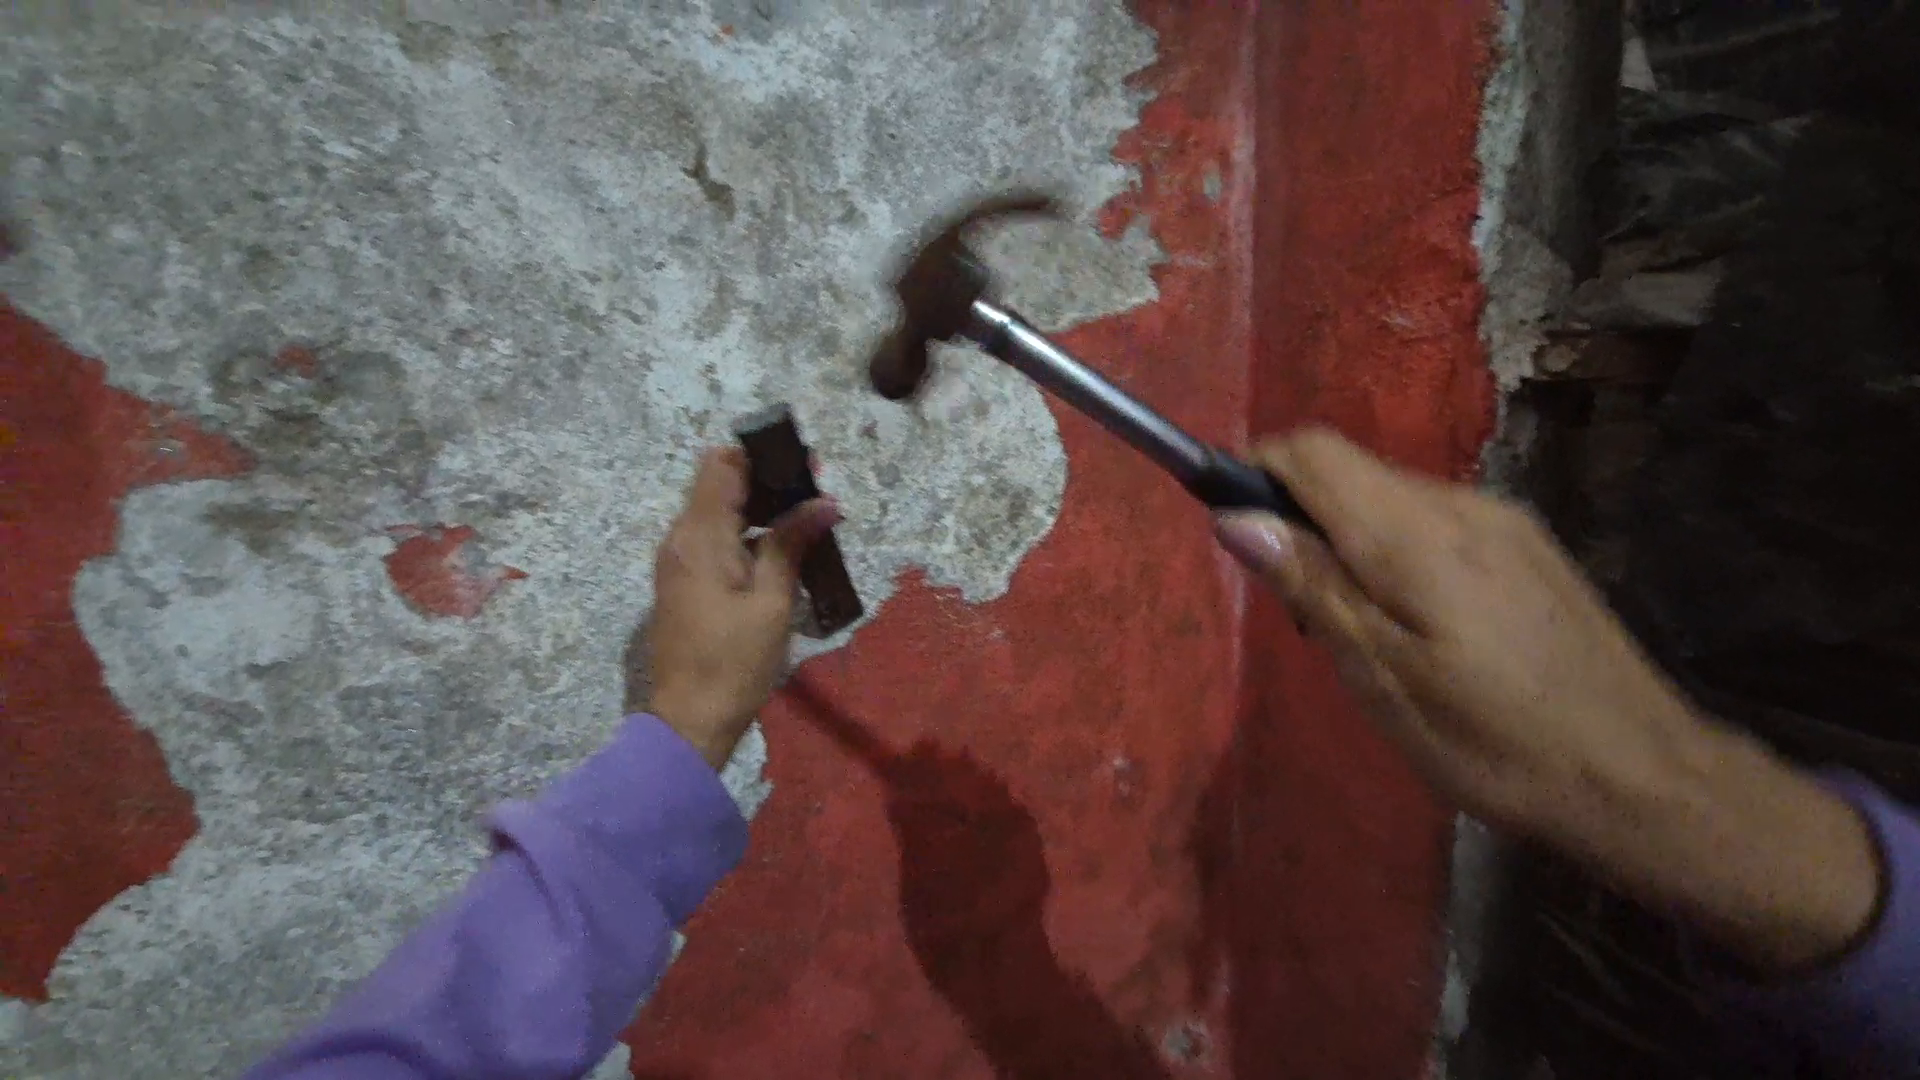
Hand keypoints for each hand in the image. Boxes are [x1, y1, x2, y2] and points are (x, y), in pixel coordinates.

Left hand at [646, 447, 838, 768]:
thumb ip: (791, 544)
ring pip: (715, 510)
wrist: (689, 719)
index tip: (803, 466)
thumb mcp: (772, 602)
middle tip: (814, 497)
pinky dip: (743, 531)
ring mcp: (676, 560)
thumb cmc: (735, 661)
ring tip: (804, 521)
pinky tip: (777, 550)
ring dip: (757, 507)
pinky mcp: (681, 581)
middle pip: (718, 484)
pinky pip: (711, 537)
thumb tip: (823, 504)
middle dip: (765, 480)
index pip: (721, 466)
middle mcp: (679, 538)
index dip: (761, 456)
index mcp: (699, 537)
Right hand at [1214, 428, 1882, 971]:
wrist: (1641, 779)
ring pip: (1386, 496)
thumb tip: (1233, 517)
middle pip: (1347, 470)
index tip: (1231, 522)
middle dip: (1297, 516)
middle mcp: (1456, 503)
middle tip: (1297, 604)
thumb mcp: (1376, 671)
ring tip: (1353, 623)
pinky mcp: (1525, 545)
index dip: (1256, 468)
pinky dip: (1389, 549)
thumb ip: (1307, 581)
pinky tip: (1410, 620)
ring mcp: (1500, 520)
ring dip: (1343, 537)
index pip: (1310, 451)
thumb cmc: (1486, 736)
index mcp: (1411, 531)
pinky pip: (1429, 521)